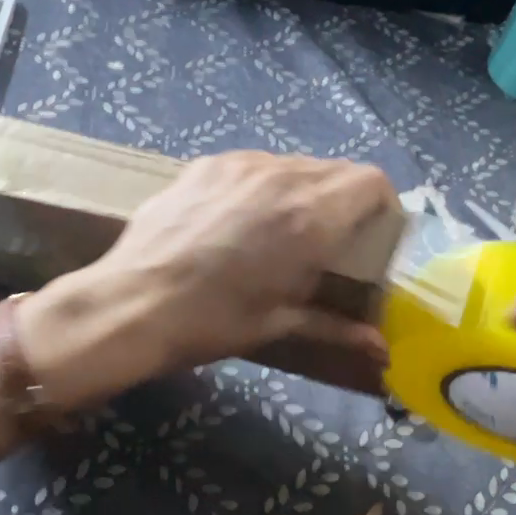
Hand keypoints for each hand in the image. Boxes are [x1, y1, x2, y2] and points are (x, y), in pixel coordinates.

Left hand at [16, 152, 398, 407]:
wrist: (133, 303)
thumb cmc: (213, 321)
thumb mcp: (278, 325)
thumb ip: (337, 327)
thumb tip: (382, 350)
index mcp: (310, 217)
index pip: (371, 182)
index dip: (381, 205)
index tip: (372, 234)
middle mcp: (282, 177)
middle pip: (335, 170)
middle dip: (342, 201)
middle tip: (328, 239)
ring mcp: (240, 164)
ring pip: (294, 164)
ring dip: (302, 191)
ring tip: (280, 230)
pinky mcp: (206, 163)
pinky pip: (253, 165)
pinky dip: (261, 186)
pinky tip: (238, 221)